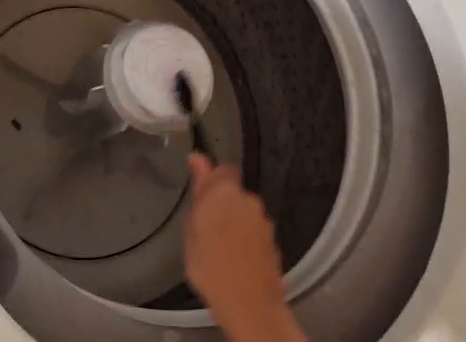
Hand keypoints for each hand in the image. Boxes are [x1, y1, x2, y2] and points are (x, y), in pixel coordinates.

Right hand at [184, 154, 304, 341]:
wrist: (250, 306)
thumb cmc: (210, 266)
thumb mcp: (192, 229)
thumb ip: (198, 192)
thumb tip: (198, 160)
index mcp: (225, 192)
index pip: (221, 169)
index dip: (211, 179)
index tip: (201, 190)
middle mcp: (248, 200)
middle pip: (233, 193)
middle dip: (222, 204)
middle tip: (206, 226)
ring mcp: (264, 222)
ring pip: (244, 212)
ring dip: (235, 221)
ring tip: (221, 247)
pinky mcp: (273, 242)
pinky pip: (254, 231)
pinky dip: (246, 238)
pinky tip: (237, 258)